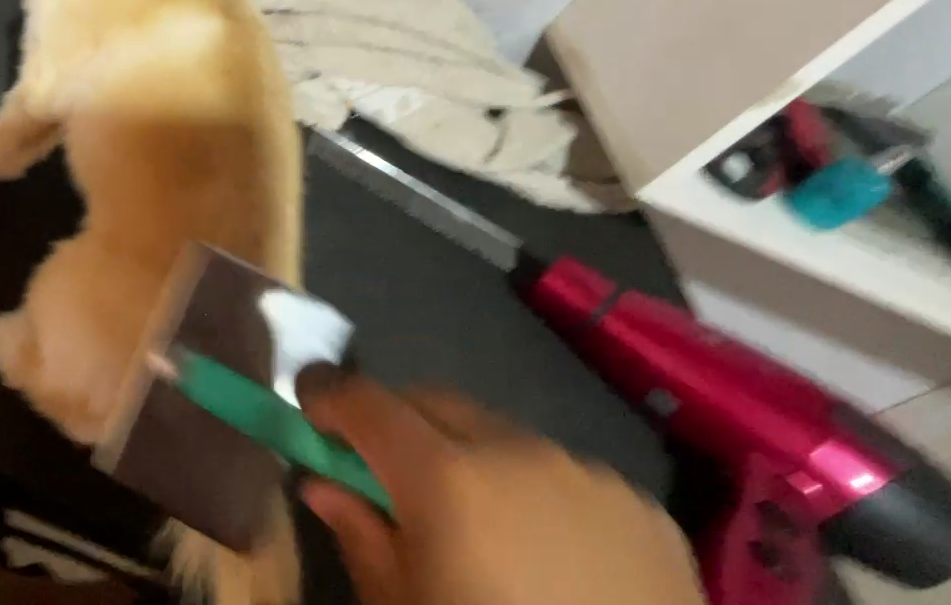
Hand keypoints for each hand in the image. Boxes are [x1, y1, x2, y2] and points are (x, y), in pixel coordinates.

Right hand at [296, 371, 704, 604]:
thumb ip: (359, 535)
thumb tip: (323, 483)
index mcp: (444, 477)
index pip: (363, 399)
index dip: (326, 395)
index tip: (309, 411)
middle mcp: (514, 451)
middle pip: (429, 402)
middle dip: (393, 423)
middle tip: (381, 472)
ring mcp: (585, 474)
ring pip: (497, 435)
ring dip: (466, 456)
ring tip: (477, 527)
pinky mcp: (641, 508)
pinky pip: (563, 473)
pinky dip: (533, 492)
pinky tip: (549, 555)